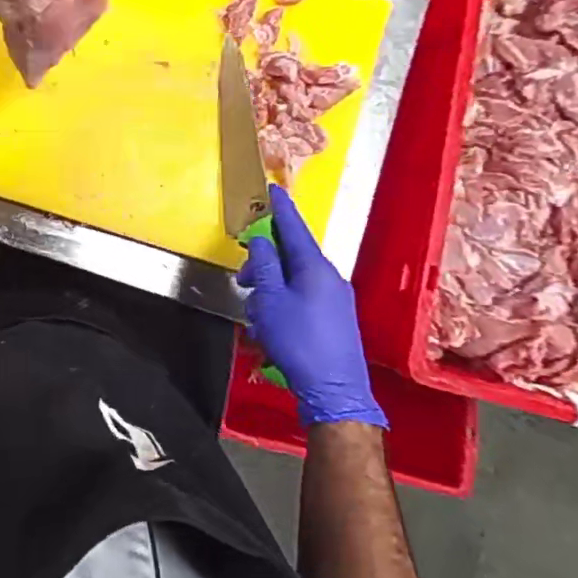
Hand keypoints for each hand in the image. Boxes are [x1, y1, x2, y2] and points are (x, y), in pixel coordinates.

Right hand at [236, 187, 386, 427]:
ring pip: (292, 283)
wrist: (335, 388)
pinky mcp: (333, 320)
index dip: (281, 210)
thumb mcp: (271, 301)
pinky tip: (269, 331)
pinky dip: (280, 308)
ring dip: (269, 293)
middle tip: (243, 282)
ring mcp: (334, 300)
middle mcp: (329, 279)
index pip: (295, 230)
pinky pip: (300, 301)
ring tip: (256, 318)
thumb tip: (262, 241)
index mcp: (315, 269)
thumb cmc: (298, 339)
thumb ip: (265, 267)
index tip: (273, 190)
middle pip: (290, 258)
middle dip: (263, 266)